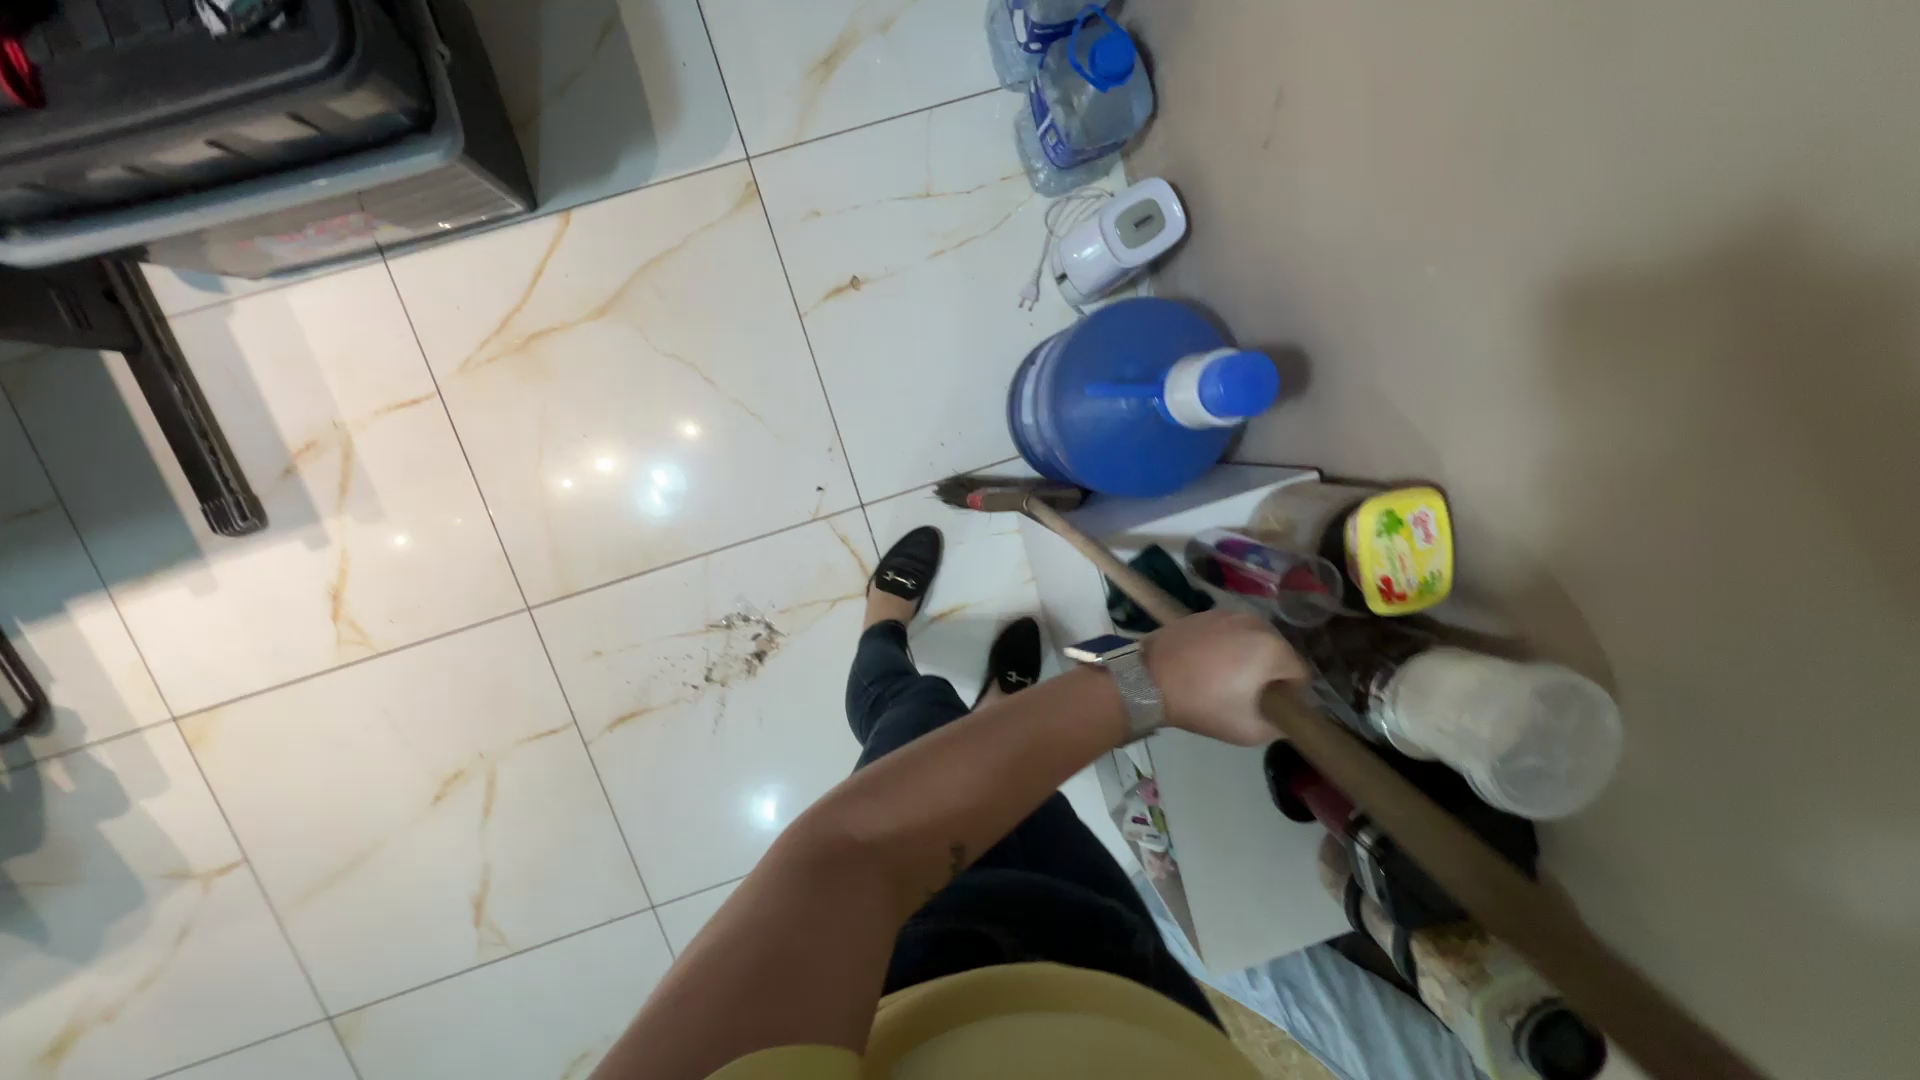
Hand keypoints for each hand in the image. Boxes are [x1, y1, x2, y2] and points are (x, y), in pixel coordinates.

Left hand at [1140, 610, 1307, 745]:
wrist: (1148, 679)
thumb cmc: (1202, 704)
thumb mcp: (1248, 731)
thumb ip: (1279, 726)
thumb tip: (1284, 718)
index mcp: (1273, 647)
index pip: (1300, 674)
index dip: (1290, 696)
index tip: (1269, 708)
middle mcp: (1256, 622)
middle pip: (1279, 653)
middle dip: (1269, 673)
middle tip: (1245, 694)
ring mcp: (1228, 613)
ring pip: (1253, 640)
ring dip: (1248, 657)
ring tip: (1225, 678)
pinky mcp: (1204, 613)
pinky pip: (1229, 632)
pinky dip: (1226, 645)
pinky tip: (1207, 663)